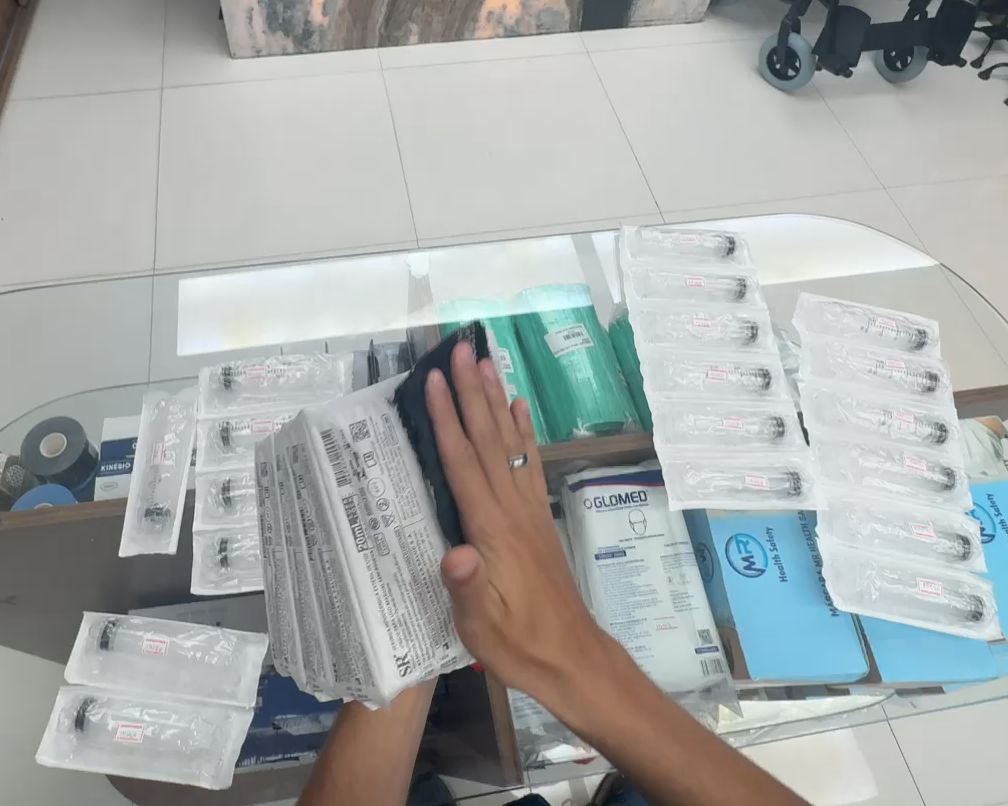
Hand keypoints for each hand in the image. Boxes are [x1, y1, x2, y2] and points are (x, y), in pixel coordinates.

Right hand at [425, 341, 618, 707]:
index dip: (446, 417)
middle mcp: (512, 507)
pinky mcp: (538, 517)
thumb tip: (452, 552)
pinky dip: (523, 431)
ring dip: (496, 400)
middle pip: (488, 438)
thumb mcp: (480, 628)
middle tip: (463, 349)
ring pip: (509, 442)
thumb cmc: (519, 643)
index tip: (434, 378)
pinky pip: (530, 464)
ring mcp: (528, 509)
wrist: (573, 658)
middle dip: (472, 391)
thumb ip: (465, 588)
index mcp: (490, 528)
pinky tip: (520, 408)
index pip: (464, 461)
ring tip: (487, 363)